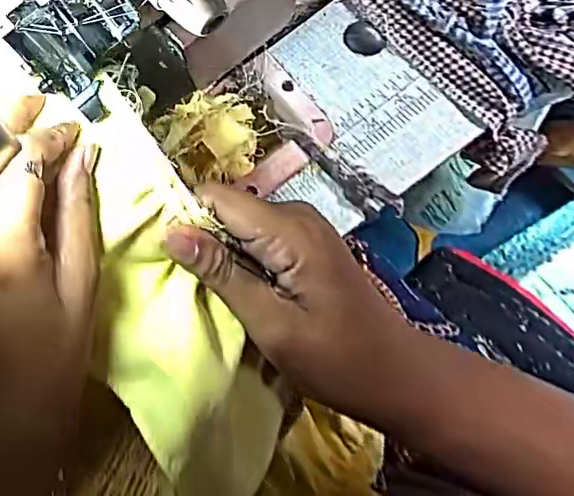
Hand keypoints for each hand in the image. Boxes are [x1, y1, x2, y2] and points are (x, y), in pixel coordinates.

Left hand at [0, 95, 101, 495]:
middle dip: (5, 121)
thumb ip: (77, 209)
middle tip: (35, 103)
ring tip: (14, 129)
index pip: (20, 161)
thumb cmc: (53, 360)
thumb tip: (83, 152)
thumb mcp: (80, 284)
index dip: (50, 136)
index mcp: (0, 246)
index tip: (74, 128)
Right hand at [163, 184, 411, 428]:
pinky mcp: (306, 238)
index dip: (189, 219)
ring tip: (223, 291)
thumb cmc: (339, 360)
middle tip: (198, 284)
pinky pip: (259, 233)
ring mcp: (304, 224)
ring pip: (241, 220)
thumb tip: (172, 233)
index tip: (171, 254)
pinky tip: (249, 290)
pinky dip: (245, 257)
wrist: (403, 376)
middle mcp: (295, 213)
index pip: (217, 196)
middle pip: (228, 207)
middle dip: (206, 238)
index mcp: (288, 229)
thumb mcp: (273, 326)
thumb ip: (222, 275)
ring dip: (225, 251)